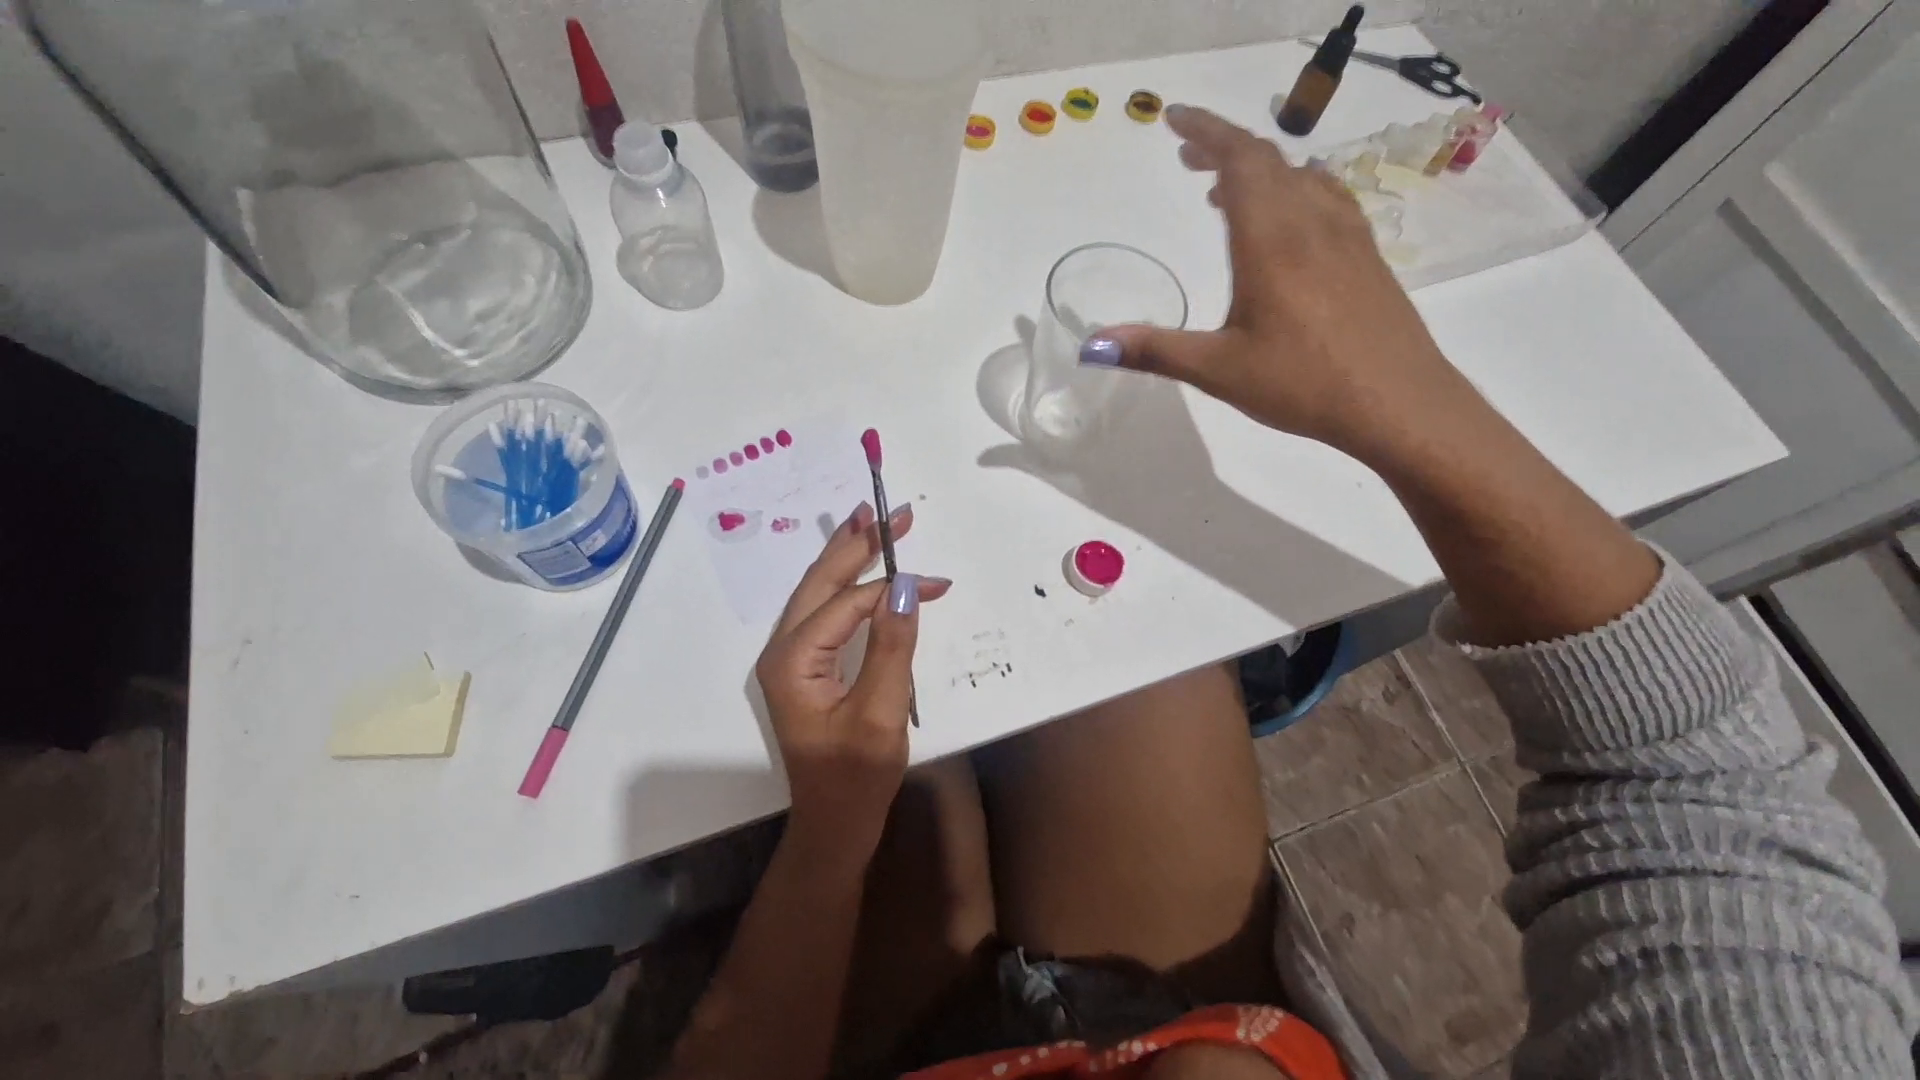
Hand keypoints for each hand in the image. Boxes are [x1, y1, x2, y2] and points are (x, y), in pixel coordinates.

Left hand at [755, 502, 950, 859]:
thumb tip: (906, 587)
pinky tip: (862, 573)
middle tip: (892, 512)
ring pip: (820, 594)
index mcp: (794, 659)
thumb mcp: (882, 715)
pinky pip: (827, 614)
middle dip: (857, 545)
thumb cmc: (856, 778)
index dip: (891, 587)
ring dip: (850, 559)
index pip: (847, 603)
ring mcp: (792, 659)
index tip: (936, 584)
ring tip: (873, 525)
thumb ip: (893, 647)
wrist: (834, 825)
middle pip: (821, 583)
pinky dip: (849, 588)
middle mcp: (784, 650)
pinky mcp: (807, 669)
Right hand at [1091, 105, 1478, 465]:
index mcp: (1269, 239)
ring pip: (1299, 176)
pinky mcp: (1366, 254)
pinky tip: (1286, 218)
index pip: (1238, 160)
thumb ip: (1155, 350)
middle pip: (1267, 160)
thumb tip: (1092, 344)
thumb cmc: (1302, 383)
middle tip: (1186, 156)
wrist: (1398, 403)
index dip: (1205, 131)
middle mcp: (1310, 222)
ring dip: (1258, 169)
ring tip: (1222, 189)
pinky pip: (1325, 197)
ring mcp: (1345, 235)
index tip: (1173, 120)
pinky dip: (1292, 188)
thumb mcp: (1218, 370)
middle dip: (1224, 147)